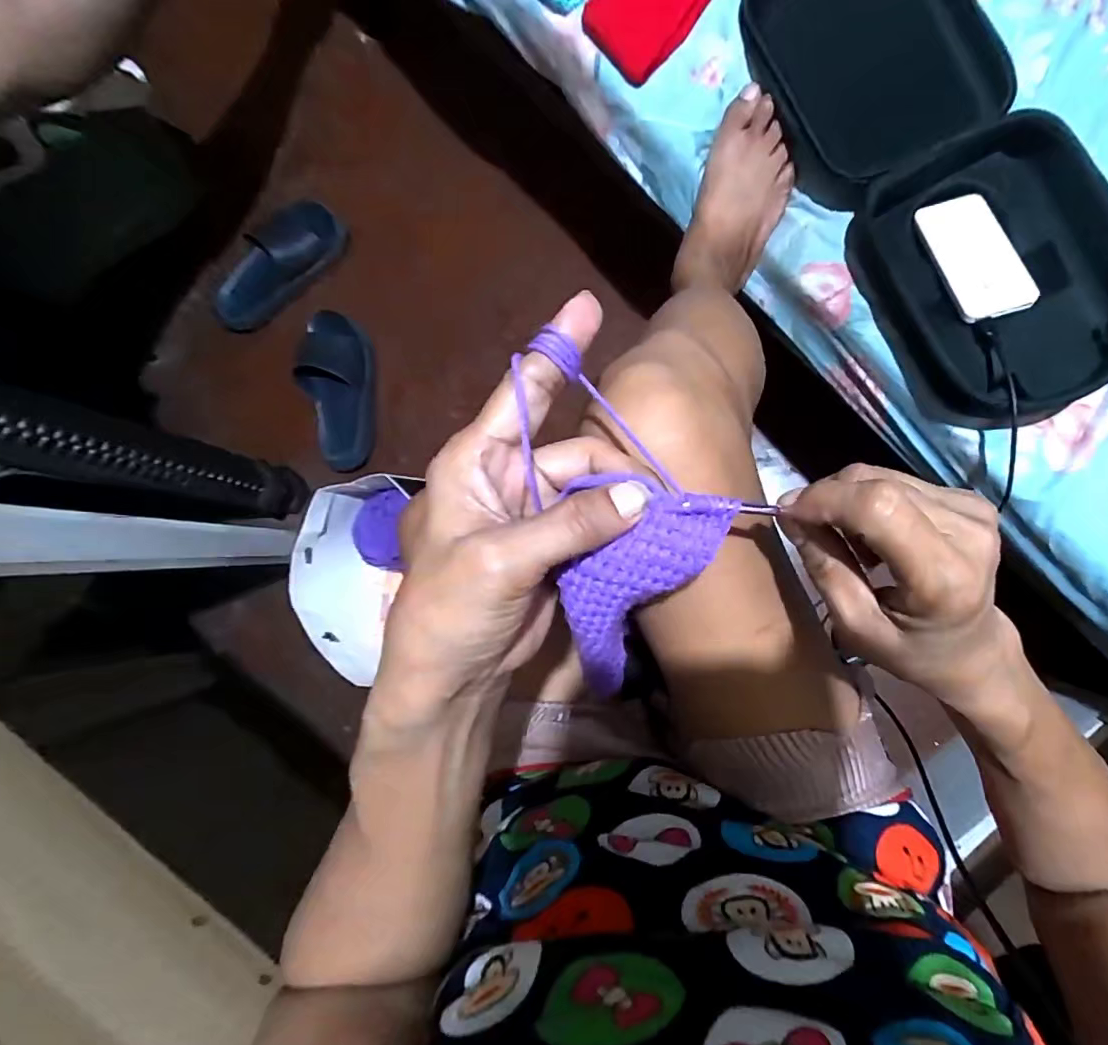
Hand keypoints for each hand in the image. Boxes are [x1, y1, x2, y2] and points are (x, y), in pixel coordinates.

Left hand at [375, 292, 647, 723]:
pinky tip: (646, 530)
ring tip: (656, 518)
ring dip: (622, 500)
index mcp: (475, 461)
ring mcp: (533, 513)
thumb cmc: (451, 607)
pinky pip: (595, 521)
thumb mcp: (503, 559)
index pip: (520, 391)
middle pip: (573, 450)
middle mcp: (506, 477)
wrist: (453, 675)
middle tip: (654, 497)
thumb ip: (571, 524)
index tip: (587, 306)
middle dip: (614, 465)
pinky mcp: (554, 546)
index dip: (555, 348)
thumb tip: (639, 498)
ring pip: (591, 488)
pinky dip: (619, 525)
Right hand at [779, 465, 1024, 718]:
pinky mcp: (972, 500)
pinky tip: (873, 533)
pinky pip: (900, 481)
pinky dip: (871, 499)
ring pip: (885, 477)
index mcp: (942, 575)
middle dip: (829, 497)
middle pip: (879, 485)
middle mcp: (968, 532)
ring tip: (845, 537)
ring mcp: (974, 511)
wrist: (972, 648)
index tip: (788, 511)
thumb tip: (790, 514)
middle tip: (805, 524)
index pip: (879, 508)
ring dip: (849, 499)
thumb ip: (824, 568)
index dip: (826, 499)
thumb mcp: (855, 626)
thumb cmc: (910, 650)